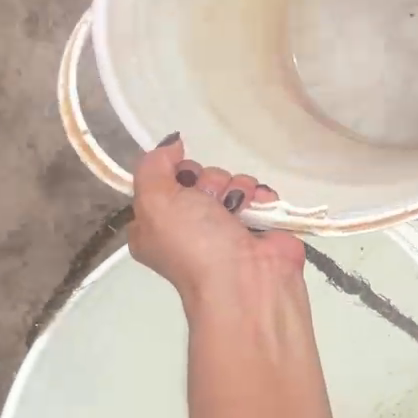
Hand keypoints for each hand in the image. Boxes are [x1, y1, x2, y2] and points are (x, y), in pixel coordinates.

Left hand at [128, 134, 302, 312]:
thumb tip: (171, 143)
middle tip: (214, 204)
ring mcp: (227, 222)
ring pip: (234, 181)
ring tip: (241, 210)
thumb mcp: (157, 204)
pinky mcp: (260, 220)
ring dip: (239, 190)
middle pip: (204, 176)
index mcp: (158, 223)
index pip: (168, 179)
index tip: (185, 186)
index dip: (179, 175)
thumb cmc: (195, 243)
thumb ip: (155, 168)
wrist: (245, 274)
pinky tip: (261, 209)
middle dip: (213, 184)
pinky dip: (262, 197)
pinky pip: (261, 191)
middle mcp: (190, 222)